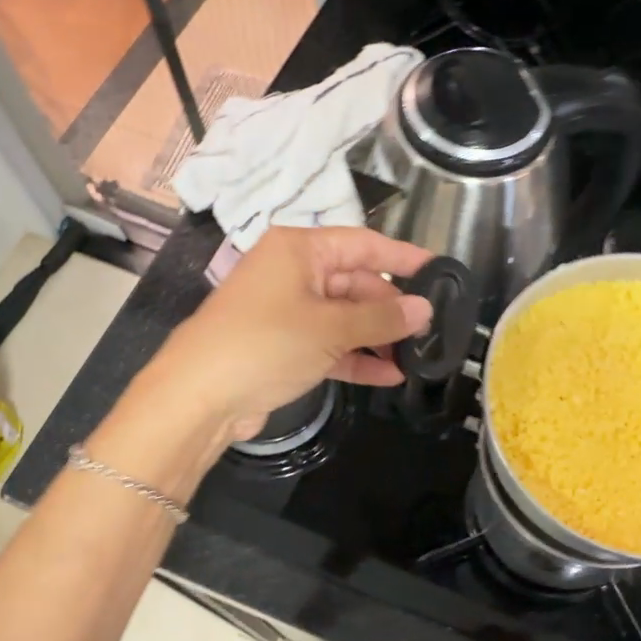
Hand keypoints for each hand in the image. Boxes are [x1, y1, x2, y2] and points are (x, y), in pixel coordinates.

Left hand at [146, 227, 434, 441]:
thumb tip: (424, 309)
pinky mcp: (284, 348)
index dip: (403, 257)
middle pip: (355, 283)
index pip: (363, 244)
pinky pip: (330, 346)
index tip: (440, 271)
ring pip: (345, 318)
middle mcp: (293, 274)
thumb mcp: (330, 329)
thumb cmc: (265, 344)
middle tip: (432, 330)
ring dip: (378, 338)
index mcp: (299, 250)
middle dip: (391, 308)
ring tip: (417, 357)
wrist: (200, 396)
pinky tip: (390, 376)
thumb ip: (381, 318)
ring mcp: (287, 313)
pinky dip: (356, 359)